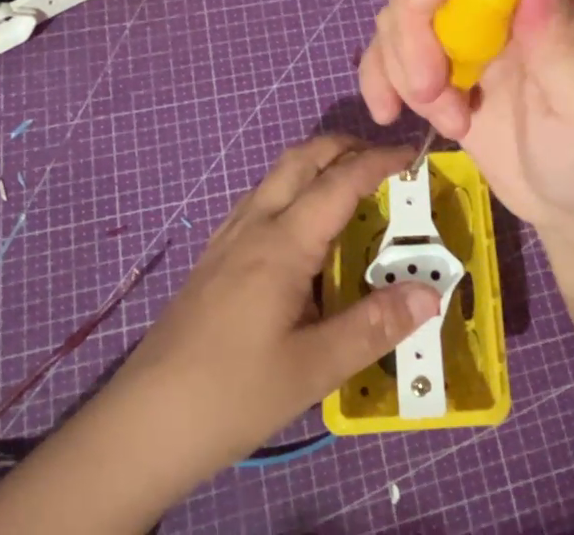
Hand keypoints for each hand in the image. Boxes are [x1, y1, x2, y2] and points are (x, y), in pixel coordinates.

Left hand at [110, 137, 439, 471]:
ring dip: (316, 167)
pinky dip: (291, 193)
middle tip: (385, 164)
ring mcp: (225, 242)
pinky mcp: (212, 262)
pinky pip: (258, 204)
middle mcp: (252, 228)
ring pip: (274, 178)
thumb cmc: (232, 394)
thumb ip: (374, 326)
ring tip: (352, 193)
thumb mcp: (314, 368)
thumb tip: (430, 294)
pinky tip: (303, 235)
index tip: (415, 158)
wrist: (142, 425)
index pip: (339, 182)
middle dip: (344, 148)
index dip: (379, 162)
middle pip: (299, 160)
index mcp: (281, 244)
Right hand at [358, 0, 573, 240]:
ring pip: (406, 7)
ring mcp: (474, 34)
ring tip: (447, 120)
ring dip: (402, 61)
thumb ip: (569, 36)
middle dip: (414, 20)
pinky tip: (388, 112)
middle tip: (427, 86)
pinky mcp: (447, 70)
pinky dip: (378, 76)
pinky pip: (392, 50)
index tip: (424, 2)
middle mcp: (511, 0)